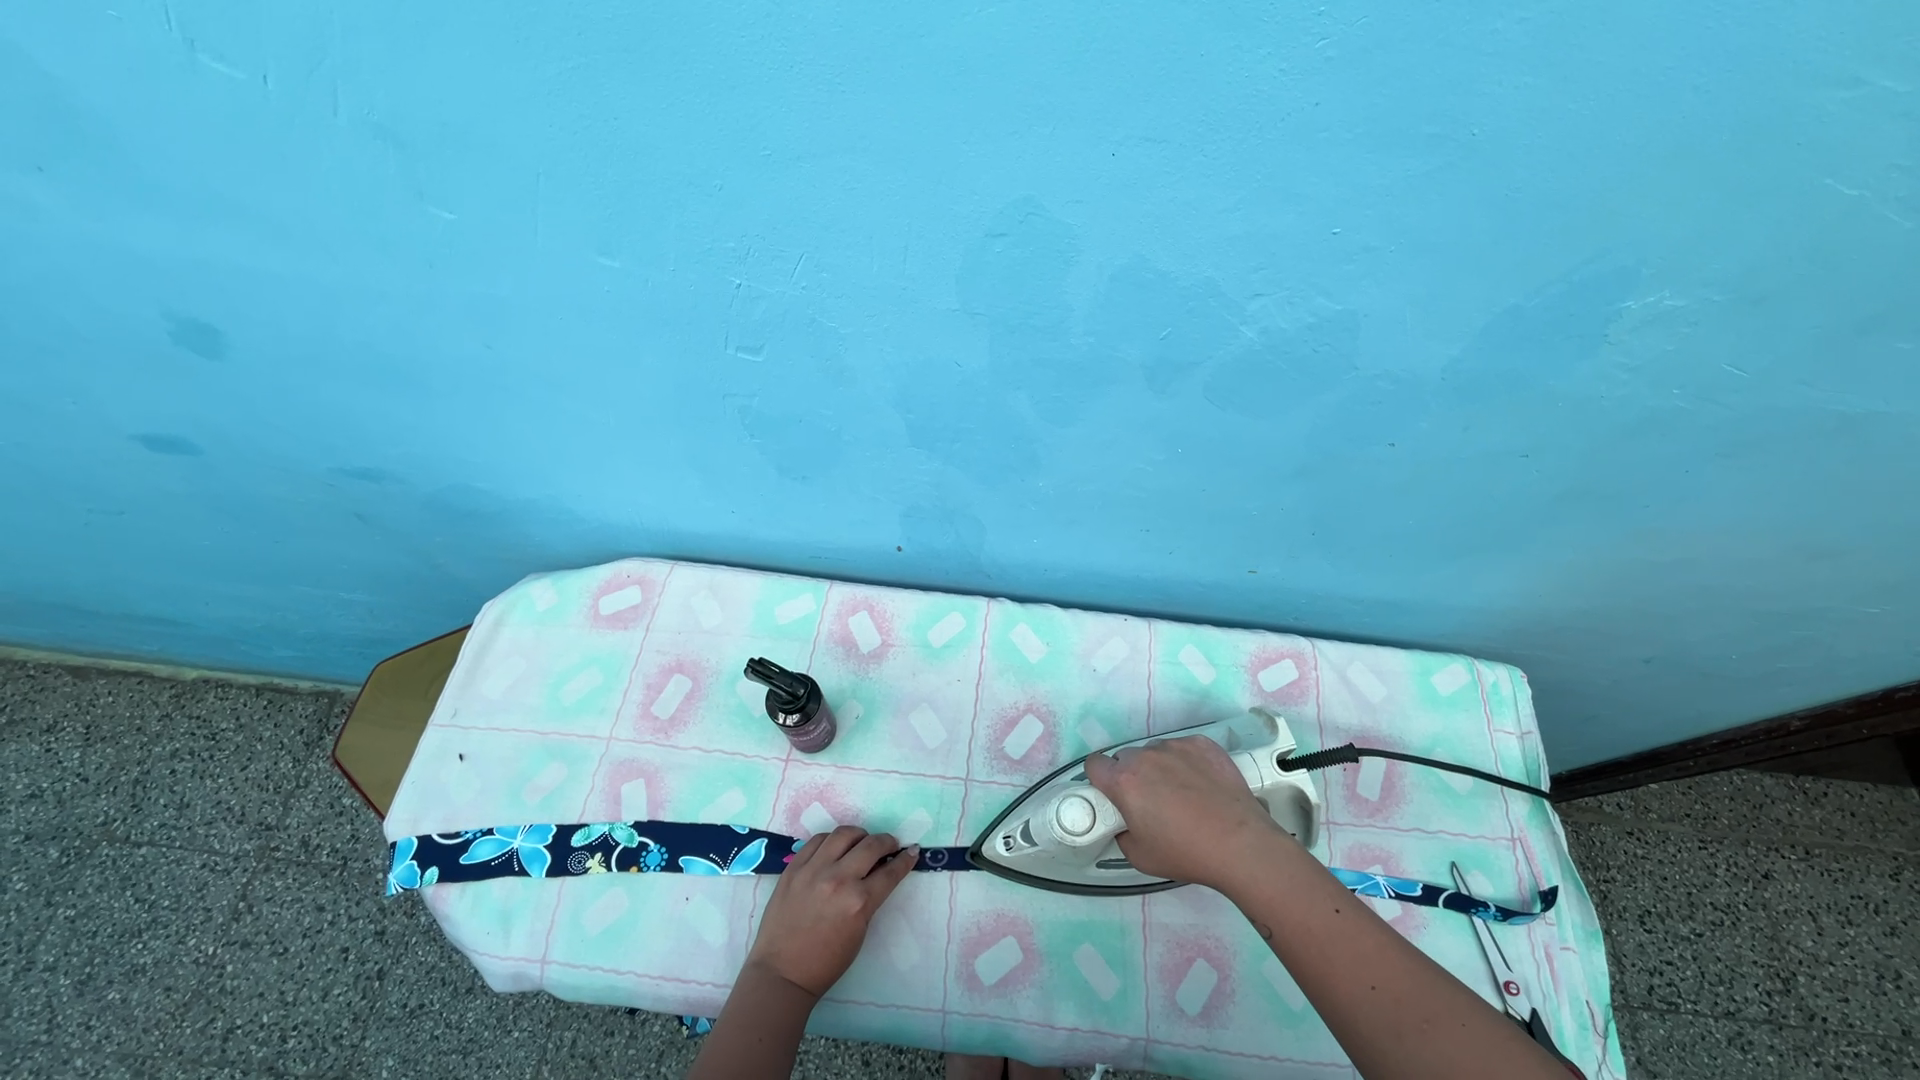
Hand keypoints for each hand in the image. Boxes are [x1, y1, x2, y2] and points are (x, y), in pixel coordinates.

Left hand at [743, 825, 916, 997]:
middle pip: (871, 845)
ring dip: (860, 835)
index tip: (912, 851)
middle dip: (887, 842)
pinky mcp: (793, 868)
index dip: (905, 859)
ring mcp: (813, 870)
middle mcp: (838, 879)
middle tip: (890, 845)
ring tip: (862, 843)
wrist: (783, 972)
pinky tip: (836, 848)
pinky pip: (817, 840)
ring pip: (844, 834)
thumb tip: (879, 872)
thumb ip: (870, 898)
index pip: (890, 871)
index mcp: (859, 902)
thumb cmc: (827, 961)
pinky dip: (832, 840)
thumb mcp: (860, 931)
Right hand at [1083, 735, 1288, 890]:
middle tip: (1151, 802)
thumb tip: (1125, 823)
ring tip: (1183, 794)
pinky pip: (1184, 749)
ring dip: (1159, 768)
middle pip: (1126, 758)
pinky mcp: (1203, 744)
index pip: (1094, 764)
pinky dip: (1187, 762)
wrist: (1241, 844)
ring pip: (1156, 752)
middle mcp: (1146, 756)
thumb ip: (1121, 832)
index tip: (1113, 794)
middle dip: (1132, 776)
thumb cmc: (1186, 853)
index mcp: (1124, 781)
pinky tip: (1202, 785)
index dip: (1100, 780)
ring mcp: (1177, 746)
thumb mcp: (1139, 856)